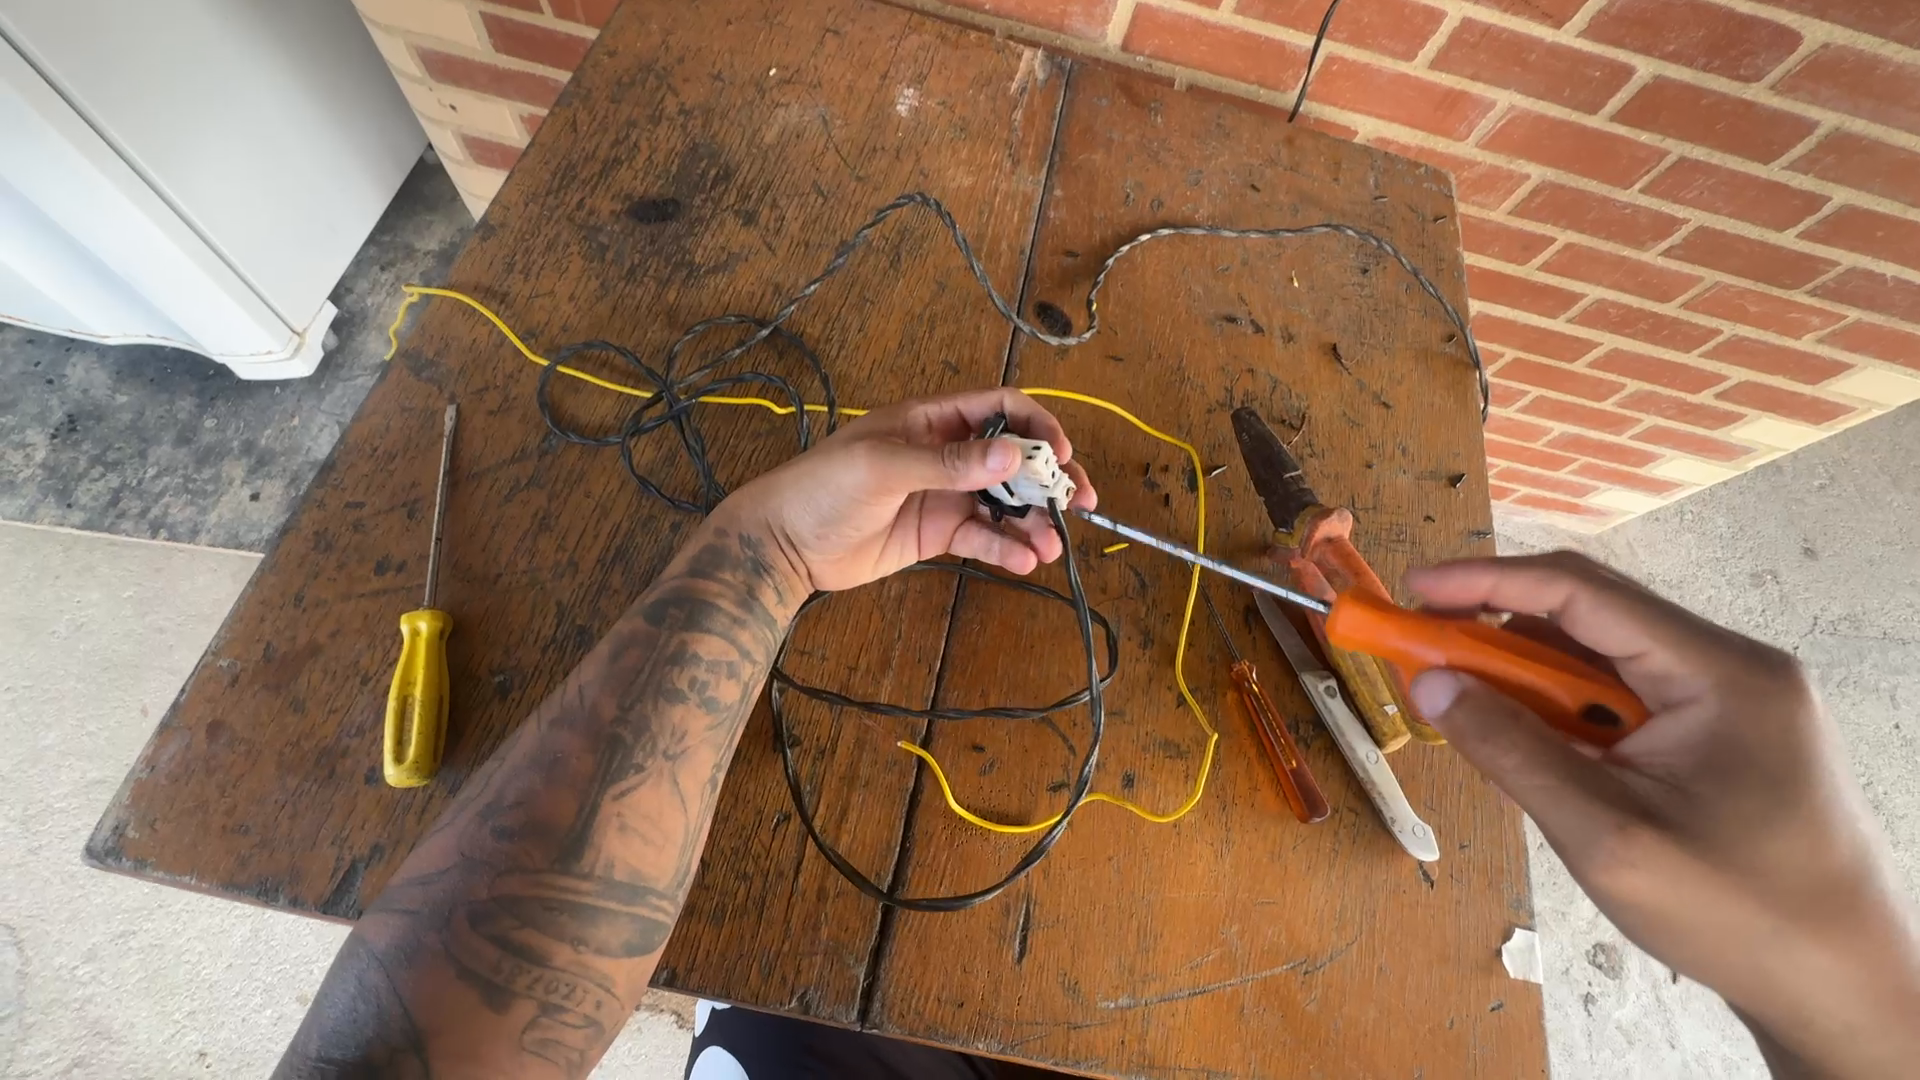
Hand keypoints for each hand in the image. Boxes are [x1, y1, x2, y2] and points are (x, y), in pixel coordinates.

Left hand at [713, 388, 1096, 593]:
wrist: (786, 542)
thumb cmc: (824, 487)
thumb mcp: (884, 466)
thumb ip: (948, 462)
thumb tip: (1012, 456)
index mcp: (933, 420)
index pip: (999, 409)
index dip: (1035, 426)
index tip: (1059, 455)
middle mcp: (946, 454)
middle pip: (1012, 459)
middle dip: (1048, 479)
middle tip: (1079, 503)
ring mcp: (944, 495)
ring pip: (1003, 503)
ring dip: (1032, 521)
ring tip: (1052, 546)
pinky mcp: (938, 533)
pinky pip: (982, 538)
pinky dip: (1005, 549)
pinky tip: (1025, 562)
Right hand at [1403, 552, 1919, 1078]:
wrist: (1846, 993)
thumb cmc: (1738, 915)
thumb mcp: (1604, 835)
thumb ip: (1508, 750)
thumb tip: (1424, 683)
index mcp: (1720, 674)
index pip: (1581, 592)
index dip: (1485, 579)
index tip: (1412, 589)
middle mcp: (1720, 666)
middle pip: (1580, 614)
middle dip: (1489, 626)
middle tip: (1416, 649)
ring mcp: (1713, 696)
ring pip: (1583, 653)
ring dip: (1513, 672)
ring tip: (1464, 709)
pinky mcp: (1697, 727)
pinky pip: (1598, 692)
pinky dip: (1542, 706)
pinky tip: (1522, 745)